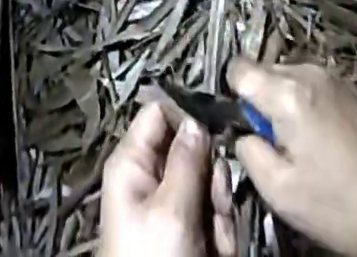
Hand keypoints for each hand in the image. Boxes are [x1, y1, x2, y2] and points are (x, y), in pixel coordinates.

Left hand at [100, 103, 236, 256]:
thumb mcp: (169, 210)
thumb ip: (187, 159)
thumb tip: (197, 118)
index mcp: (133, 162)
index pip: (160, 113)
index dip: (188, 115)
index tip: (217, 127)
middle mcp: (152, 177)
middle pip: (195, 150)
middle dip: (212, 179)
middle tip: (213, 206)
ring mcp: (174, 206)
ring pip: (212, 185)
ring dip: (221, 212)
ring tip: (212, 242)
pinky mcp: (193, 232)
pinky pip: (218, 216)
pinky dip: (223, 235)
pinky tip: (216, 253)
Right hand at [229, 59, 356, 256]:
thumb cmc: (342, 206)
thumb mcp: (279, 191)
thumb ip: (248, 152)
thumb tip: (242, 133)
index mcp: (287, 93)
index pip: (238, 68)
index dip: (233, 95)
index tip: (244, 124)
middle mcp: (310, 73)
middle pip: (263, 70)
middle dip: (260, 100)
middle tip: (274, 144)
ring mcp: (334, 78)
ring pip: (287, 77)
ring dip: (283, 102)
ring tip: (302, 147)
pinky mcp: (351, 89)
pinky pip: (311, 85)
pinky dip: (306, 104)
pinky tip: (323, 142)